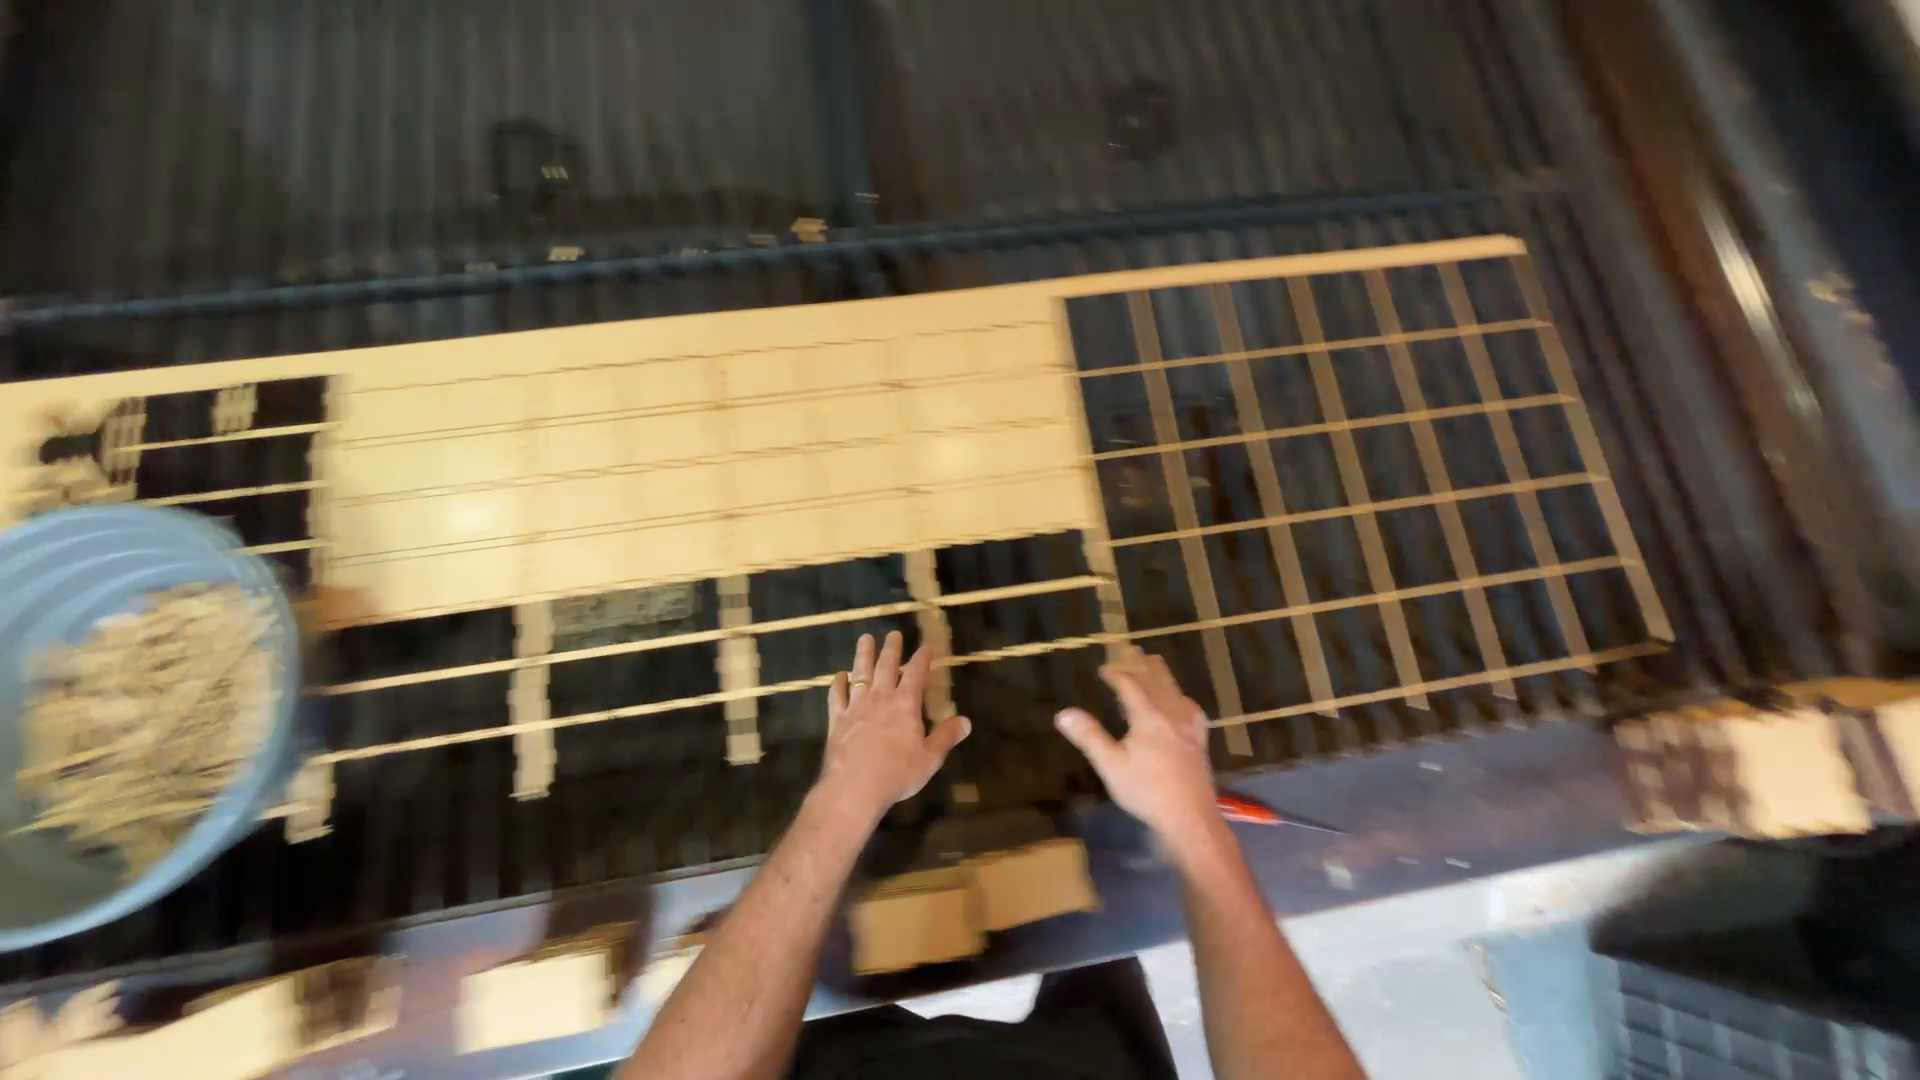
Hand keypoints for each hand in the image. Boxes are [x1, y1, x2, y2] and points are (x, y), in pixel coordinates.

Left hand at [816, 631, 970, 825]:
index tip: (926, 647)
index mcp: (905, 704)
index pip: (916, 673)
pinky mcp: (837, 719)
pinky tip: (839, 676)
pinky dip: (838, 683)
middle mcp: (880, 698)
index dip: (922, 658)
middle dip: (892, 649)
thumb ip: (946, 737)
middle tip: (893, 634)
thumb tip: (966, 721)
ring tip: (865, 638)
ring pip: (860, 673)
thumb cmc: (897, 774)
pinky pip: (836, 696)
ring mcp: (856, 706)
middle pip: (886, 666)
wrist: (853, 788)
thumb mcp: (930, 758)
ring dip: (863, 654)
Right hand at [1055, 645, 1217, 845]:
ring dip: (1162, 675)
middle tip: (1132, 648)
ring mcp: (1189, 728)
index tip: (1103, 669)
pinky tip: (1182, 702)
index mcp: (1148, 717)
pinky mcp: (1199, 742)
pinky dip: (1181, 697)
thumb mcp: (1111, 766)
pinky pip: (1191, 709)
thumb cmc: (1147, 792)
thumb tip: (1063, 713)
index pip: (1130, 686)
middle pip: (1156, 682)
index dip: (1116, 675)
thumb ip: (1089, 737)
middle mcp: (1171, 715)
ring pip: (1175, 692)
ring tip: (1156, 662)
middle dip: (1142, 665)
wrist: (1190, 817)